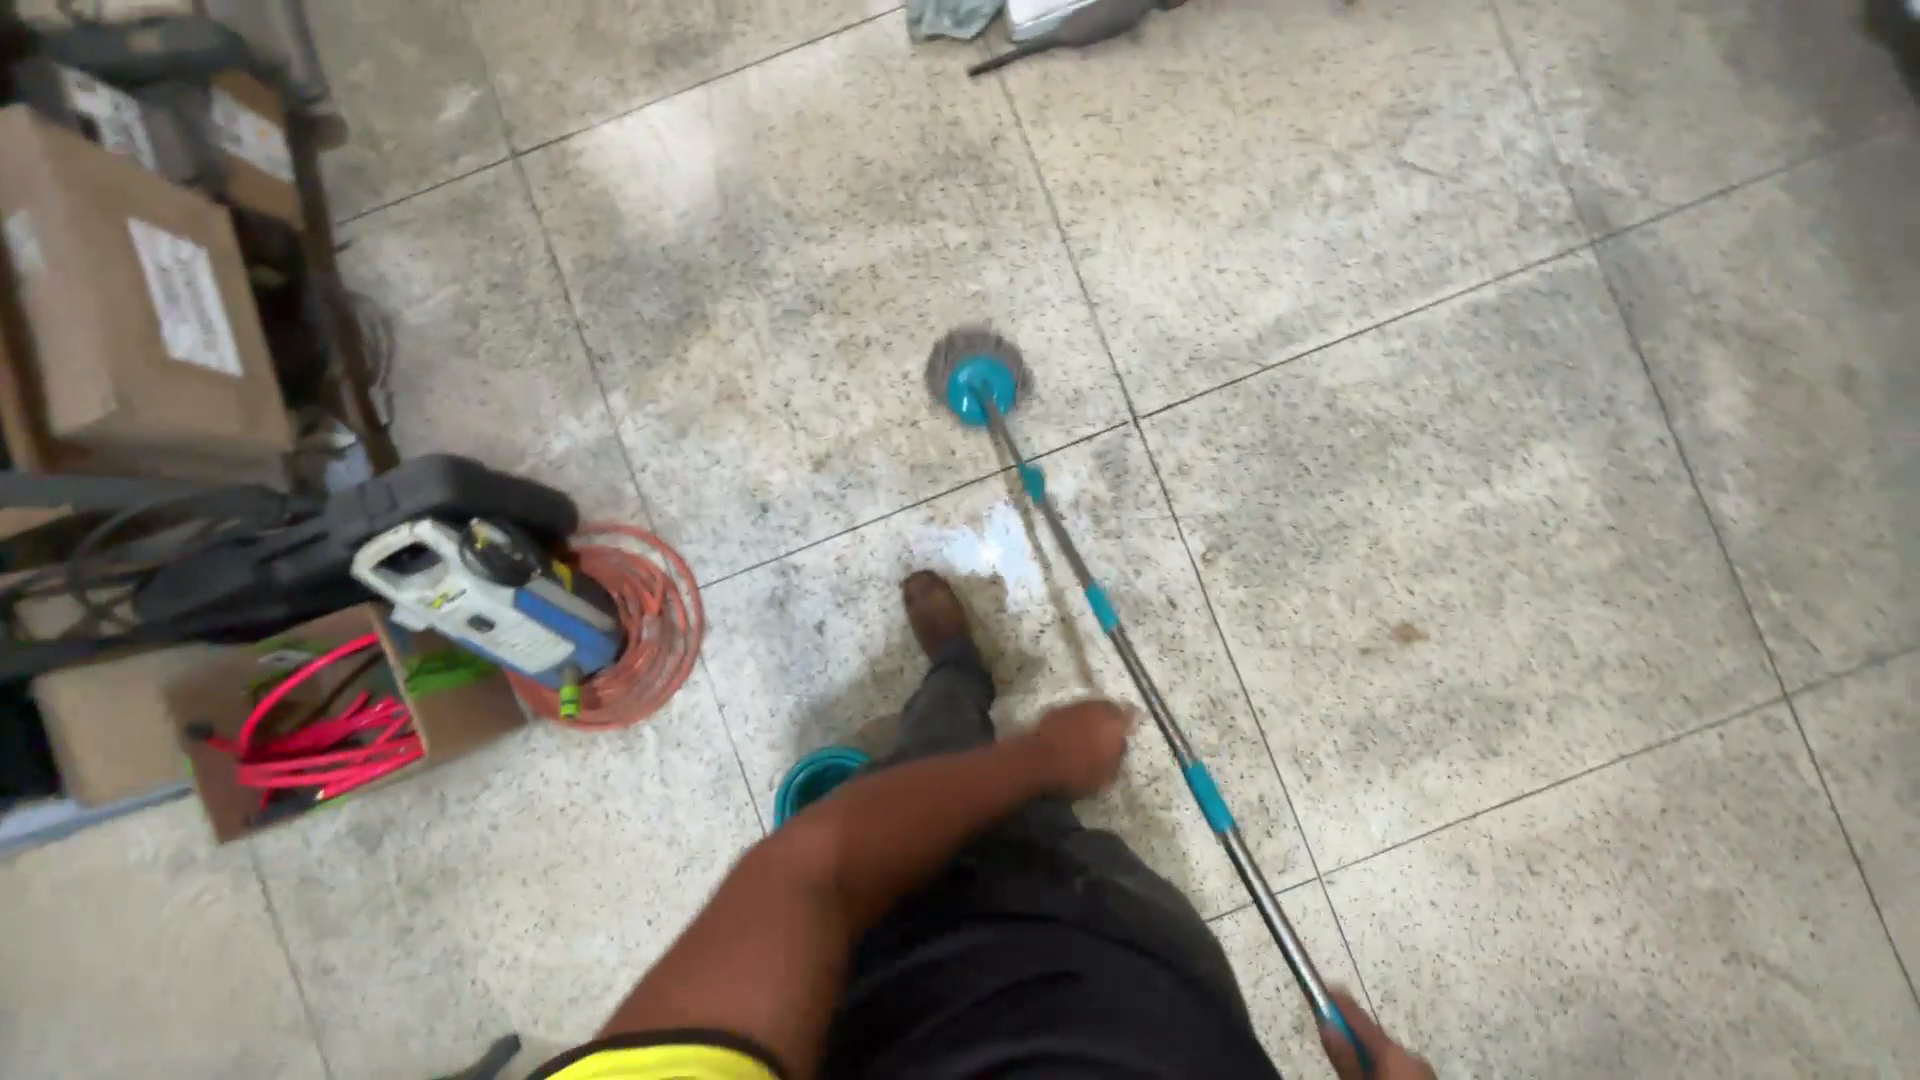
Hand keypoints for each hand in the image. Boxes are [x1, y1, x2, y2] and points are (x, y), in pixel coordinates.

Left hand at [1026, 698, 1133, 797]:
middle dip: (1113, 715)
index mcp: (1113, 724)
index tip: (1134, 724)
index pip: (1130, 715)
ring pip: (1090, 707)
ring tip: (1092, 731)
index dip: (1133, 719)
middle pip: (1110, 707)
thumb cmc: (1076, 772)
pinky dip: (1076, 719)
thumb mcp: (1106, 775)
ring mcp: (1075, 707)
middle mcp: (1096, 709)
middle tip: (1112, 728)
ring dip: (1093, 717)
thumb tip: (1120, 744)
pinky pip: (1074, 712)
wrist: (1038, 760)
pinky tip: (1073, 731)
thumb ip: (1117, 756)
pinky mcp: (1056, 710)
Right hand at [1321, 989, 1434, 1079]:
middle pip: (1373, 1037)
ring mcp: (1426, 1071)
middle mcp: (1412, 1056)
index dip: (1336, 1001)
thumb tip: (1325, 1023)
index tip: (1319, 990)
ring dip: (1370, 1061)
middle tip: (1336, 1060)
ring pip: (1388, 1056)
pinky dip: (1386, 1073)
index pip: (1358, 1014)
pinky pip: (1402, 1070)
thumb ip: (1344, 1059)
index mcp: (1393, 1053)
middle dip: (1353, 1042)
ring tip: (1358, 1078)